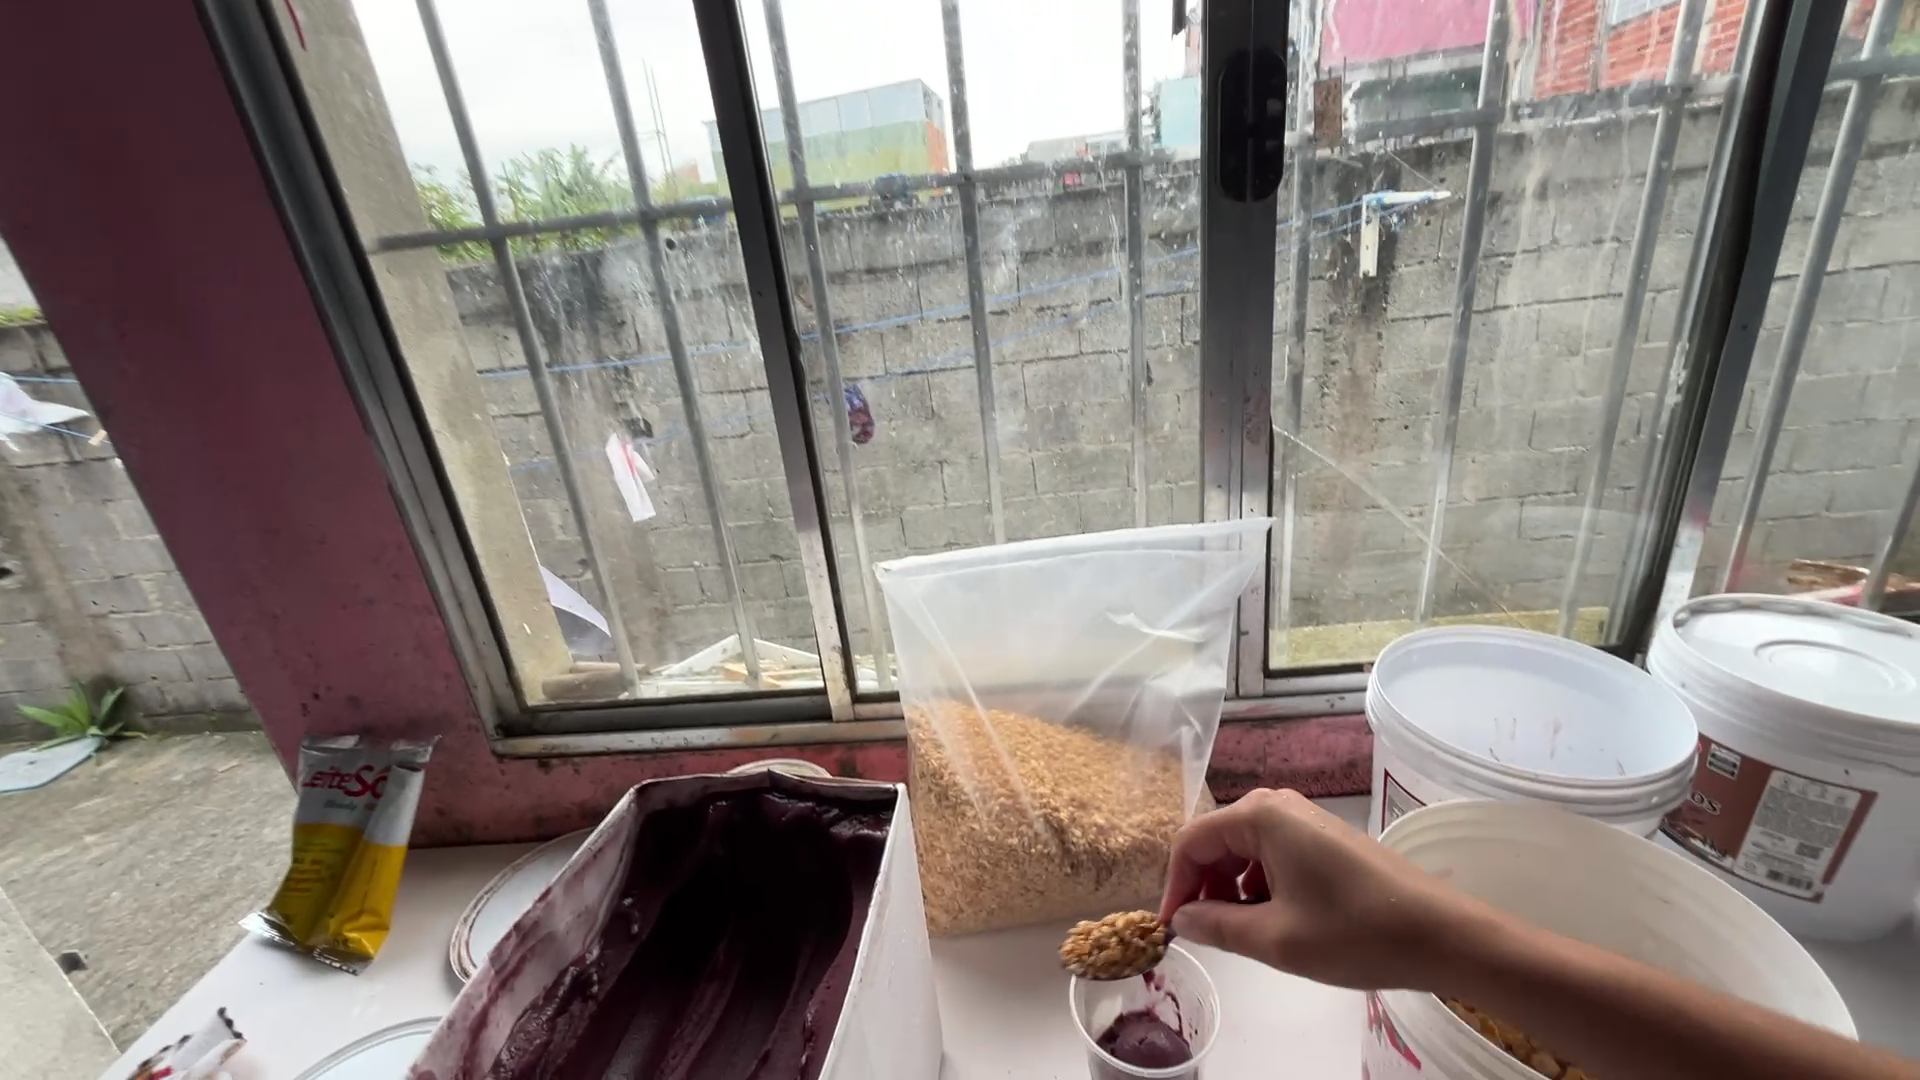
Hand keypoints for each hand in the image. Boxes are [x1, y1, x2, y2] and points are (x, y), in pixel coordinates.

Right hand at [1158, 788, 1492, 990]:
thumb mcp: (1277, 939)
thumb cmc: (1356, 932)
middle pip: (1215, 841)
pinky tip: (1274, 919)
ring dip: (1231, 888)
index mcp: (1259, 815)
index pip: (1191, 841)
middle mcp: (1275, 804)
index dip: (1175, 884)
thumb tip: (1180, 920)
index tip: (1172, 928)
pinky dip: (1259, 884)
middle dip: (1203, 886)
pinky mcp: (1321, 836)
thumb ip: (1217, 927)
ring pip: (1242, 849)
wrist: (1446, 935)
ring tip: (1242, 932)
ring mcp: (1301, 818)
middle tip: (1205, 933)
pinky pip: (1270, 853)